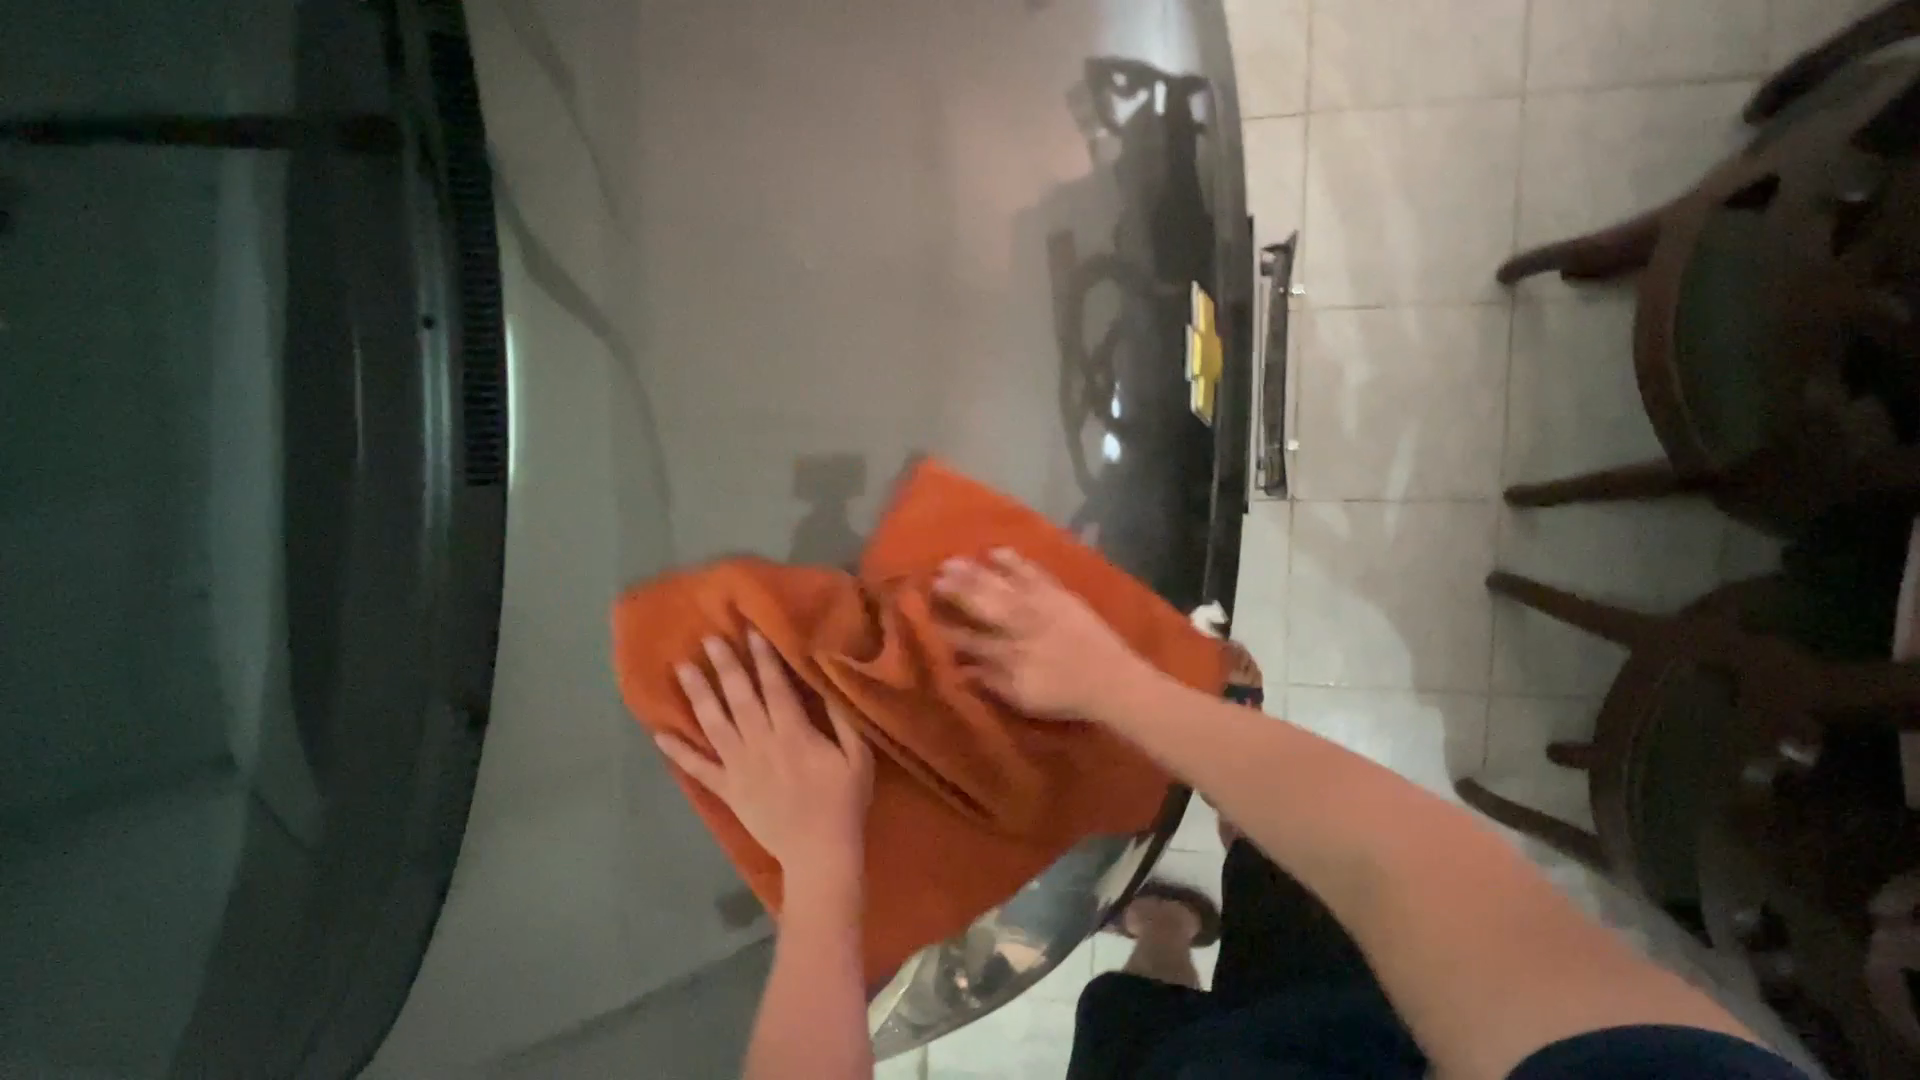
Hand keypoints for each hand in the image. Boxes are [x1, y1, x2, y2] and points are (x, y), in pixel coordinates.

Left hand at [656, 633, 873, 883]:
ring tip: (681, 669)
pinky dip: (679, 753)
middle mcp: (761, 743)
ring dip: (698, 696)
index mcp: (793, 733)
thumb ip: (843, 720)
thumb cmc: (844, 802)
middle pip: (740, 698)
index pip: (776, 687)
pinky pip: (699, 769)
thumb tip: (828, 685)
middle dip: (725, 666)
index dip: (763, 658)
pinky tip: (660, 734)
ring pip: (714, 725)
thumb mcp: (858, 757)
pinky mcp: (728, 790)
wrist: (819, 852)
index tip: (751, 631)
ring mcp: (740, 768)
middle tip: (709, 638)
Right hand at [933, 547, 1152, 720]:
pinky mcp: (1058, 593)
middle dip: (957, 589)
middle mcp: (1020, 624)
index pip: (970, 638)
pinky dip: (1013, 561)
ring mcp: (1040, 605)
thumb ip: (991, 681)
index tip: (927, 616)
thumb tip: (961, 668)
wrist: (1112, 680)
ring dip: (976, 572)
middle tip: (934, 576)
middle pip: (983, 603)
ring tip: (953, 560)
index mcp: (1009, 653)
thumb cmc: (1066, 695)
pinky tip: (995, 551)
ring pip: (1002, 584)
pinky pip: (1031, 572)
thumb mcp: (1024, 698)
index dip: (948, 628)